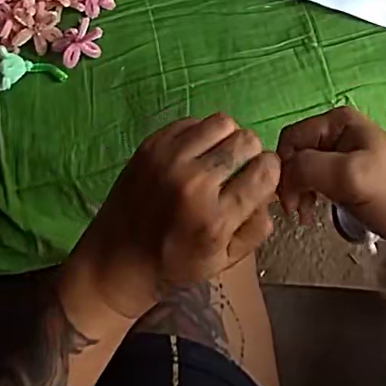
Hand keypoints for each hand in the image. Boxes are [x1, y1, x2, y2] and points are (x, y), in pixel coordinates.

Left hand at [65, 113, 278, 320]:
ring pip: (223, 122)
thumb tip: (270, 190)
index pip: (265, 171)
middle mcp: (193, 183)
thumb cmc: (174, 265)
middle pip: (247, 140)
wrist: (115, 261)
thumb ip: (257, 226)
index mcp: (214, 218)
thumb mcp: (224, 260)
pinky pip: (194, 121)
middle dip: (251, 153)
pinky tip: (194, 155)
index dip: (270, 172)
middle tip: (238, 168)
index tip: (261, 178)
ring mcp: (170, 159)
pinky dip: (201, 134)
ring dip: (228, 138)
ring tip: (217, 156)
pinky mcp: (152, 144)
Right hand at [276, 105, 385, 248]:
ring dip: (300, 192)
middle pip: (296, 153)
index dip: (285, 167)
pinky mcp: (350, 177)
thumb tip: (280, 172)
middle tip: (297, 212)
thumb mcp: (349, 175)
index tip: (288, 199)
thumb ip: (308, 167)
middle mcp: (339, 132)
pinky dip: (312, 197)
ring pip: (305, 169)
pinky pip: (318, 182)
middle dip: (291, 182)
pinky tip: (316, 213)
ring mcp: (345, 155)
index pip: (291, 137)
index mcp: (338, 120)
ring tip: (306, 217)